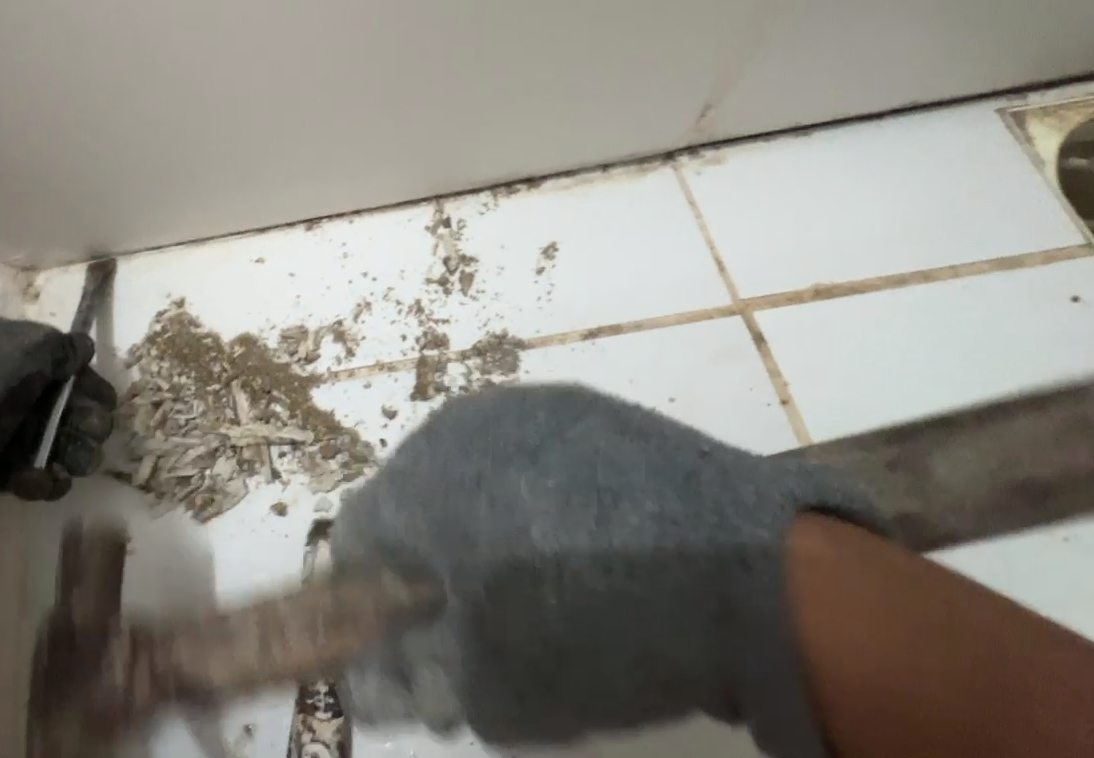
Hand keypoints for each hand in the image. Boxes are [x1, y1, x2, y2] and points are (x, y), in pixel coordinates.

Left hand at [0, 318, 116, 531]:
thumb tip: (83, 347)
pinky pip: (28, 471)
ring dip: (71, 452)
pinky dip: (41, 479)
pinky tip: (40, 480)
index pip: (59, 366)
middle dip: (84, 420)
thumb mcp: (21, 348)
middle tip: (93, 432)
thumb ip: (59, 348)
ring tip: (75, 463)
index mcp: (6, 353)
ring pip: (50, 442)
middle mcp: (4, 388)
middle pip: (61, 406)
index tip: (104, 401)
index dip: (85, 383)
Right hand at [331, 385, 880, 757]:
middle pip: (411, 495)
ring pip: (468, 468)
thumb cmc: (586, 630)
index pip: (355, 535)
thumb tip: (375, 682)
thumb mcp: (487, 687)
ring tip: (531, 574)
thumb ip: (413, 680)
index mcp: (417, 482)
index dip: (367, 596)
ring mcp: (523, 407)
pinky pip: (525, 452)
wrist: (738, 571)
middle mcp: (456, 427)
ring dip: (475, 521)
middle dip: (424, 557)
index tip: (402, 638)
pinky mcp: (582, 406)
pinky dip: (528, 494)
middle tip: (470, 614)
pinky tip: (579, 537)